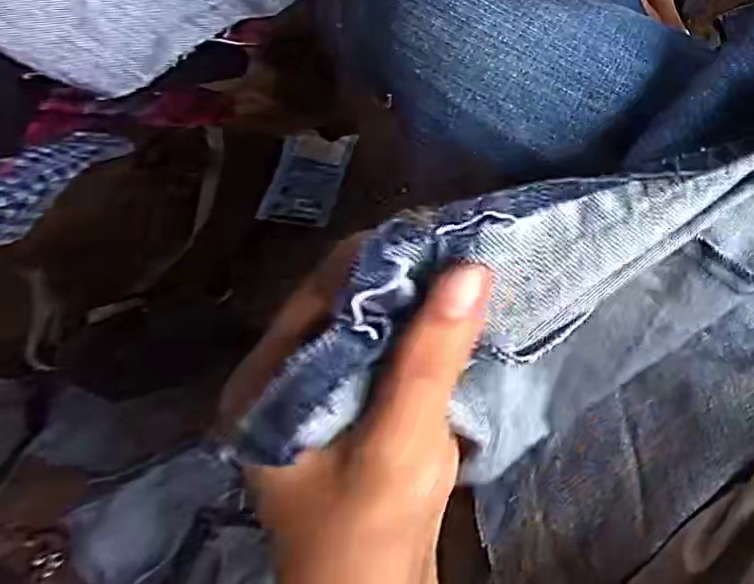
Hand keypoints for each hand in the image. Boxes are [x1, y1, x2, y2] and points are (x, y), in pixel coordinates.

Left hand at [220, 239, 490, 583]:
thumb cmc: (371, 520)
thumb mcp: (400, 438)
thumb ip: (431, 355)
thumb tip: (472, 267)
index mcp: (270, 378)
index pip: (329, 287)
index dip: (391, 255)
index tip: (455, 233)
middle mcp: (292, 368)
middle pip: (357, 291)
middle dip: (418, 266)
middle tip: (478, 243)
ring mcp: (329, 378)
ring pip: (384, 307)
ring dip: (432, 287)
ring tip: (483, 264)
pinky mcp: (367, 387)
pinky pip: (402, 331)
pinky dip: (437, 313)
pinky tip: (473, 304)